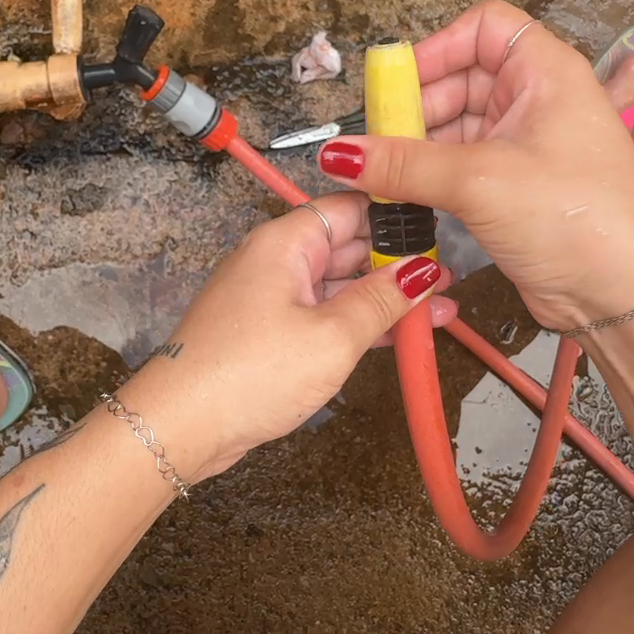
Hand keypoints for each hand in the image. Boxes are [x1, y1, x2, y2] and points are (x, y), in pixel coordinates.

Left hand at [116, 190, 452, 482]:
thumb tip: (423, 270)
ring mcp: (272, 297)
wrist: (182, 425)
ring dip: (384, 298)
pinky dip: (358, 322)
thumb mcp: (332, 336)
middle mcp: (276, 260)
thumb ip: (382, 300)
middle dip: (397, 262)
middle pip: (346, 246)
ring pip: (338, 285)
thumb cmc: (250, 373)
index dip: (395, 216)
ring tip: (441, 310)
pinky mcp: (270, 331)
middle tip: (450, 278)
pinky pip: (323, 314)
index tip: (438, 230)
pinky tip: (401, 334)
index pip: (348, 208)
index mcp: (284, 242)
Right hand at [315, 0, 633, 331]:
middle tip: (375, 142)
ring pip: (453, 124)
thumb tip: (335, 153)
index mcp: (543, 71)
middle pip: (458, 78)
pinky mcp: (509, 184)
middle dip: (414, 107)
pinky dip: (426, 174)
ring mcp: (521, 143)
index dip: (437, 47)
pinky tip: (398, 193)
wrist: (623, 293)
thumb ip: (401, 165)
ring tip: (380, 174)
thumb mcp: (479, 180)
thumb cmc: (572, 216)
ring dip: (414, 146)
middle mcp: (532, 98)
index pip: (483, 26)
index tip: (396, 86)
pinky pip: (455, 162)